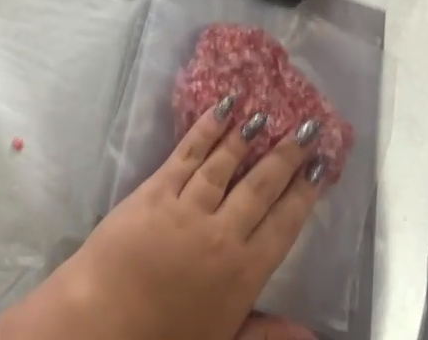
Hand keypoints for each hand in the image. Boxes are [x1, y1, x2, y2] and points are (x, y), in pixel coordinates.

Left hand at [31, 100, 326, 339]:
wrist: (104, 317)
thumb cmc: (164, 335)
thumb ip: (268, 333)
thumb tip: (312, 335)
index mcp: (243, 272)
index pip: (284, 224)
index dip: (305, 194)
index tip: (323, 167)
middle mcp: (221, 233)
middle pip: (260, 186)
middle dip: (286, 156)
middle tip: (306, 128)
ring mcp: (186, 206)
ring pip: (225, 164)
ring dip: (248, 137)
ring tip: (268, 114)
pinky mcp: (155, 190)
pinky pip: (187, 154)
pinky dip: (206, 130)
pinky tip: (221, 110)